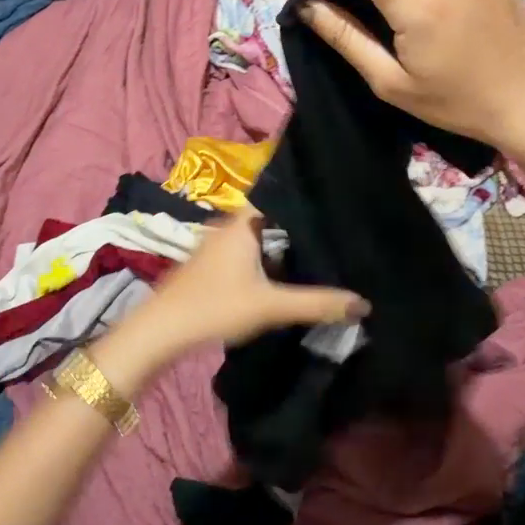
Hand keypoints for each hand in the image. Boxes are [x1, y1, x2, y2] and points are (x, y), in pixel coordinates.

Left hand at [92, 211, 366, 389]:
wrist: (160, 330)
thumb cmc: (214, 307)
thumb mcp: (271, 307)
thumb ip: (317, 303)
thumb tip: (364, 303)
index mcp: (243, 221)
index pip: (280, 194)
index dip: (307, 197)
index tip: (337, 201)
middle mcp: (229, 224)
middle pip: (273, 217)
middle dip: (301, 225)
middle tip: (338, 230)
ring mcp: (217, 244)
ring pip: (260, 236)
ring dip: (283, 244)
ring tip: (321, 251)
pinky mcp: (212, 264)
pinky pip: (248, 251)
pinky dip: (268, 258)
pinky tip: (287, 274)